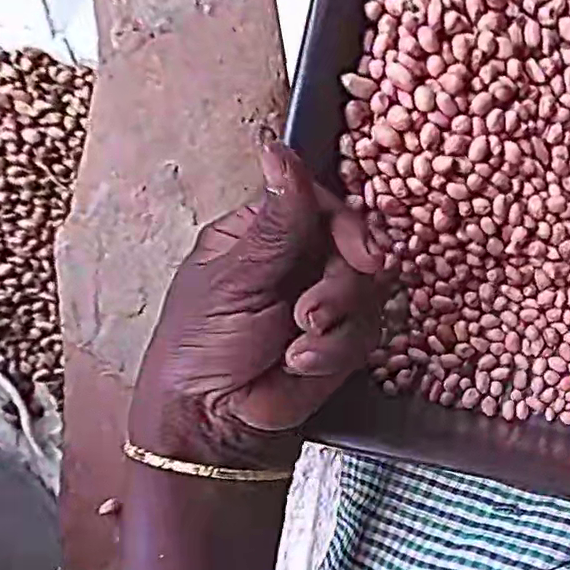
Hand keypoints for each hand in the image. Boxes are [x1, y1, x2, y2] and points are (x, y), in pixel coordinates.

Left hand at [127, 137, 383, 469]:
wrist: (215, 421)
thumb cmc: (202, 346)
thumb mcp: (235, 280)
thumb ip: (275, 223)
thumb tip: (278, 148)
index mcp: (263, 235)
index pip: (322, 207)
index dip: (348, 226)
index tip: (362, 252)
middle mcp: (299, 263)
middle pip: (355, 250)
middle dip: (341, 285)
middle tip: (312, 314)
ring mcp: (324, 302)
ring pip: (367, 293)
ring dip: (336, 324)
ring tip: (296, 349)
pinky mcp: (342, 341)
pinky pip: (365, 333)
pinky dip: (336, 352)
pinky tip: (301, 365)